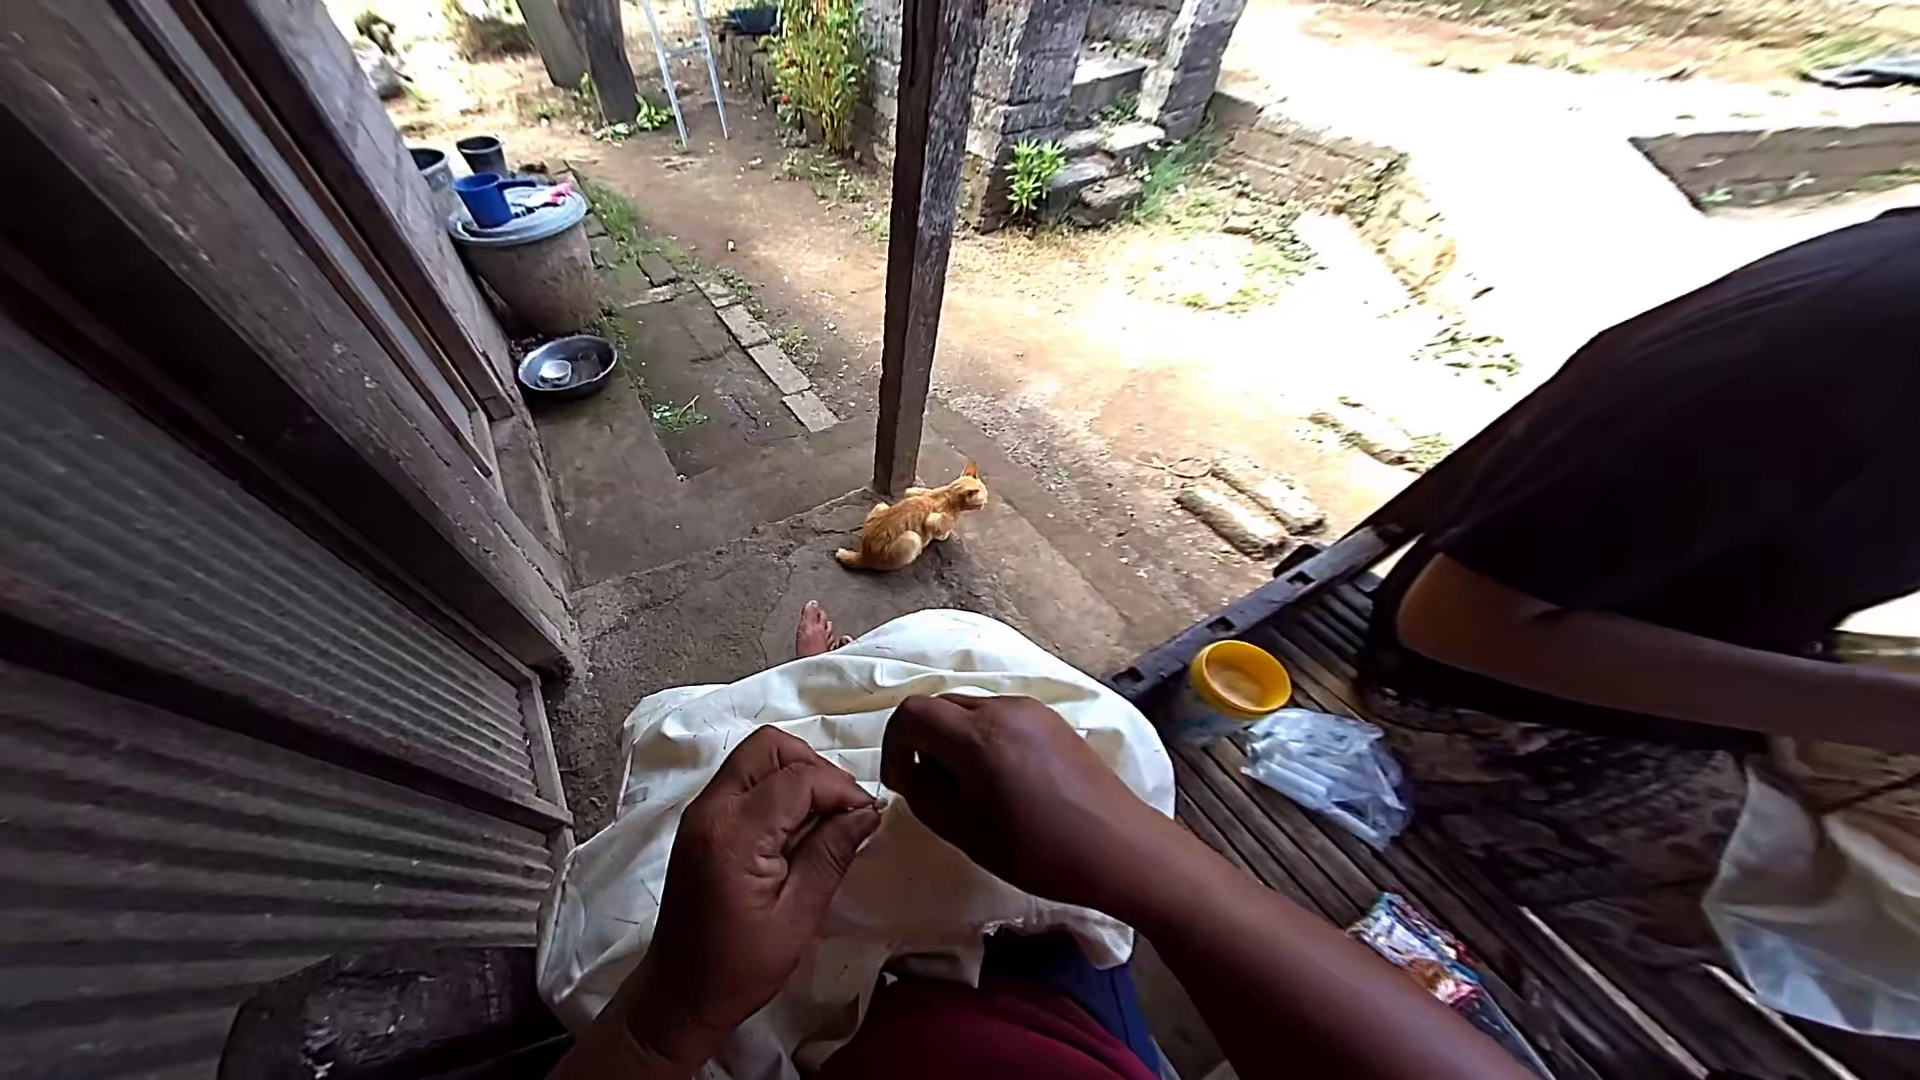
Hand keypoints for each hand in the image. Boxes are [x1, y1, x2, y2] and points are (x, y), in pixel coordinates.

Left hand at [616, 727, 880, 1066]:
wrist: (678, 997)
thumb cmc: (738, 967)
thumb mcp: (799, 916)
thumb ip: (832, 853)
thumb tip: (868, 811)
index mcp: (732, 835)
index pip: (798, 778)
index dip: (840, 788)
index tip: (866, 812)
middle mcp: (711, 809)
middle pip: (770, 746)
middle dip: (815, 765)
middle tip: (841, 805)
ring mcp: (703, 809)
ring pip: (759, 753)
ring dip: (798, 770)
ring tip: (824, 811)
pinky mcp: (704, 816)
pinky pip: (748, 774)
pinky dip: (780, 782)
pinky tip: (799, 819)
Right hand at [879, 694, 1174, 914]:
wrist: (1121, 847)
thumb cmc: (1041, 851)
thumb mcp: (968, 833)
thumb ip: (925, 795)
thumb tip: (912, 771)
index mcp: (979, 736)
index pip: (913, 712)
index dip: (895, 743)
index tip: (903, 780)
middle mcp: (1003, 708)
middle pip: (940, 706)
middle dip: (924, 741)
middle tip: (934, 787)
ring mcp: (1030, 708)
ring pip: (969, 709)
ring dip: (954, 739)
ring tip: (971, 785)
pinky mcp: (1049, 716)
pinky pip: (999, 715)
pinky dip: (983, 736)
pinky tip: (1003, 776)